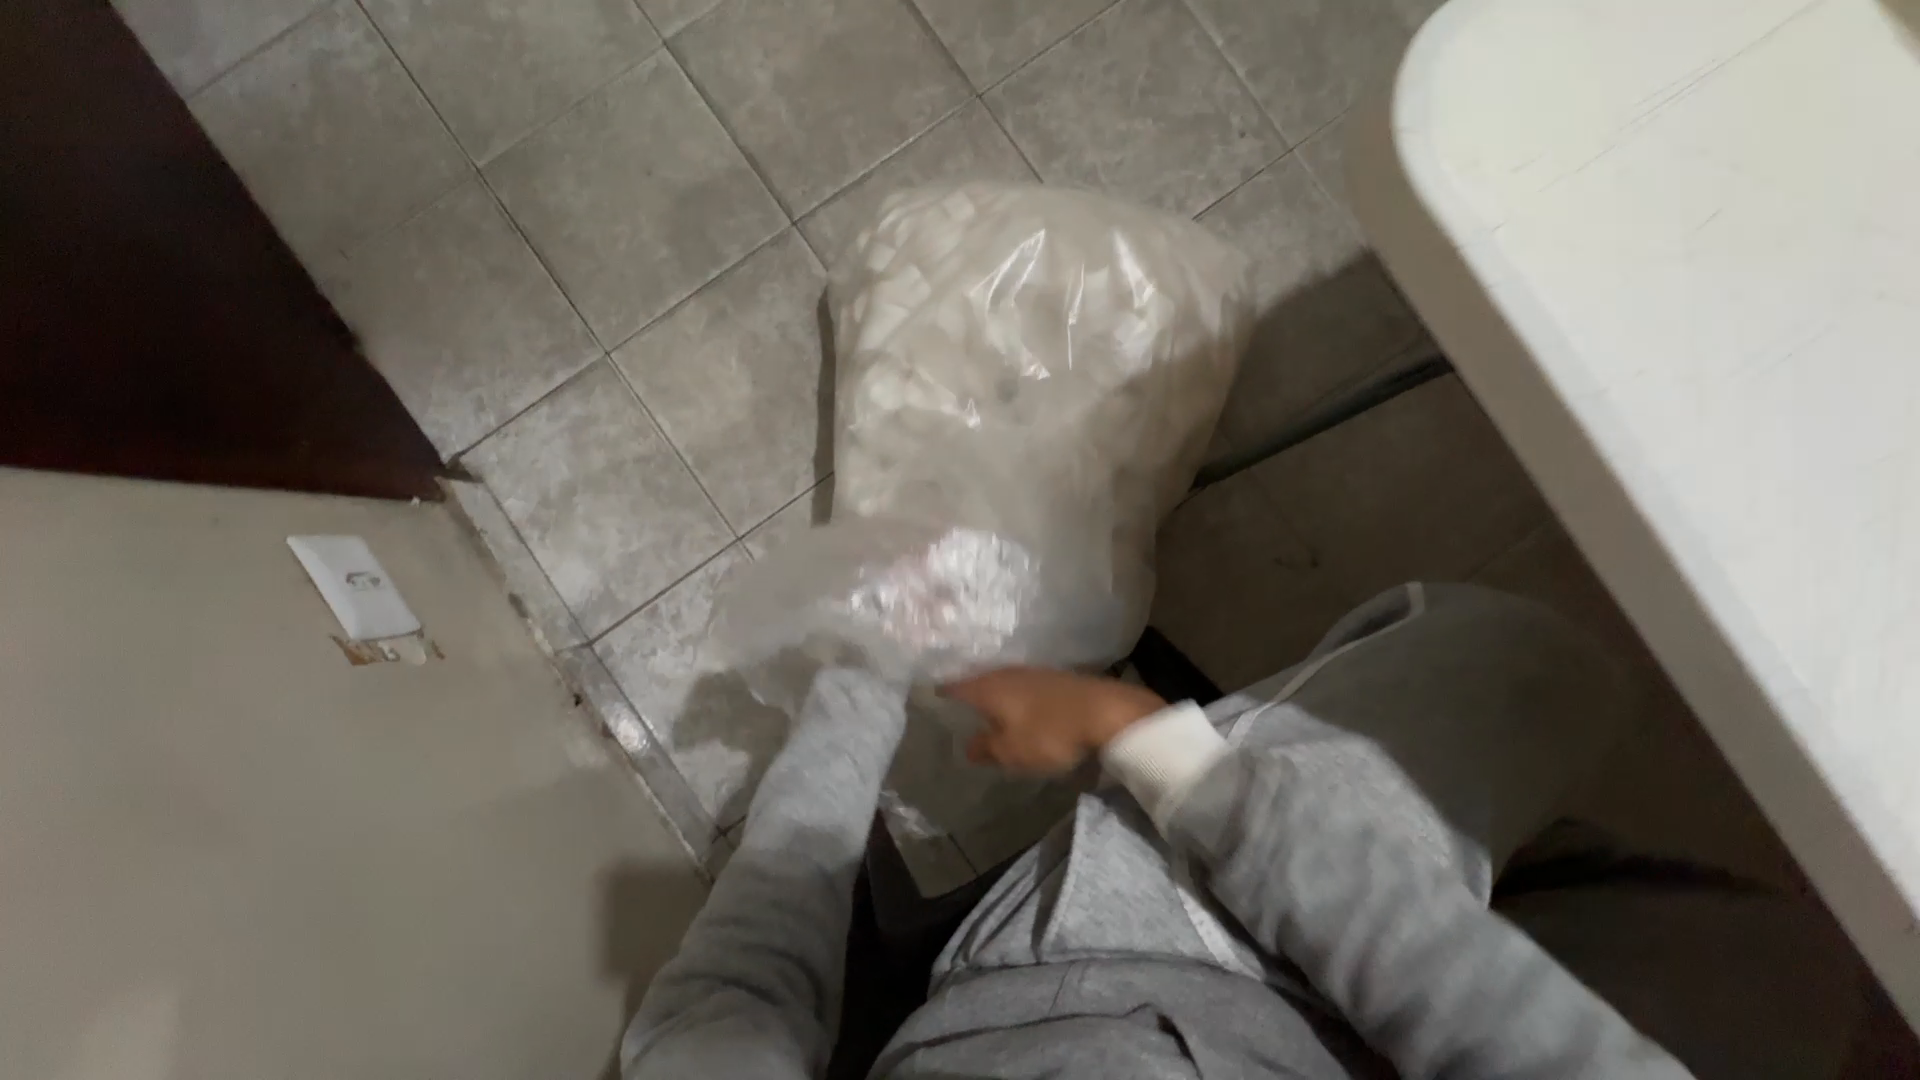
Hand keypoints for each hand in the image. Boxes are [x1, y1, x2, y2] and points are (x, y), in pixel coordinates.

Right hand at [941, 667, 1165, 773]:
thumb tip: (967, 745)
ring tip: (983, 711)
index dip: (940, 693)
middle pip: (978, 680)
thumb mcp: (1012, 750)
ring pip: (1002, 682)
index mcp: (989, 687)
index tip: (927, 698)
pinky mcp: (1054, 679)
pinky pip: (1022, 686)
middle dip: (966, 692)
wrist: (1105, 712)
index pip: (954, 686)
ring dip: (992, 695)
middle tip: (952, 707)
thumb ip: (986, 748)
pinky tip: (1017, 709)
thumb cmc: (1050, 732)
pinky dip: (1014, 697)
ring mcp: (1032, 672)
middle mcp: (1006, 673)